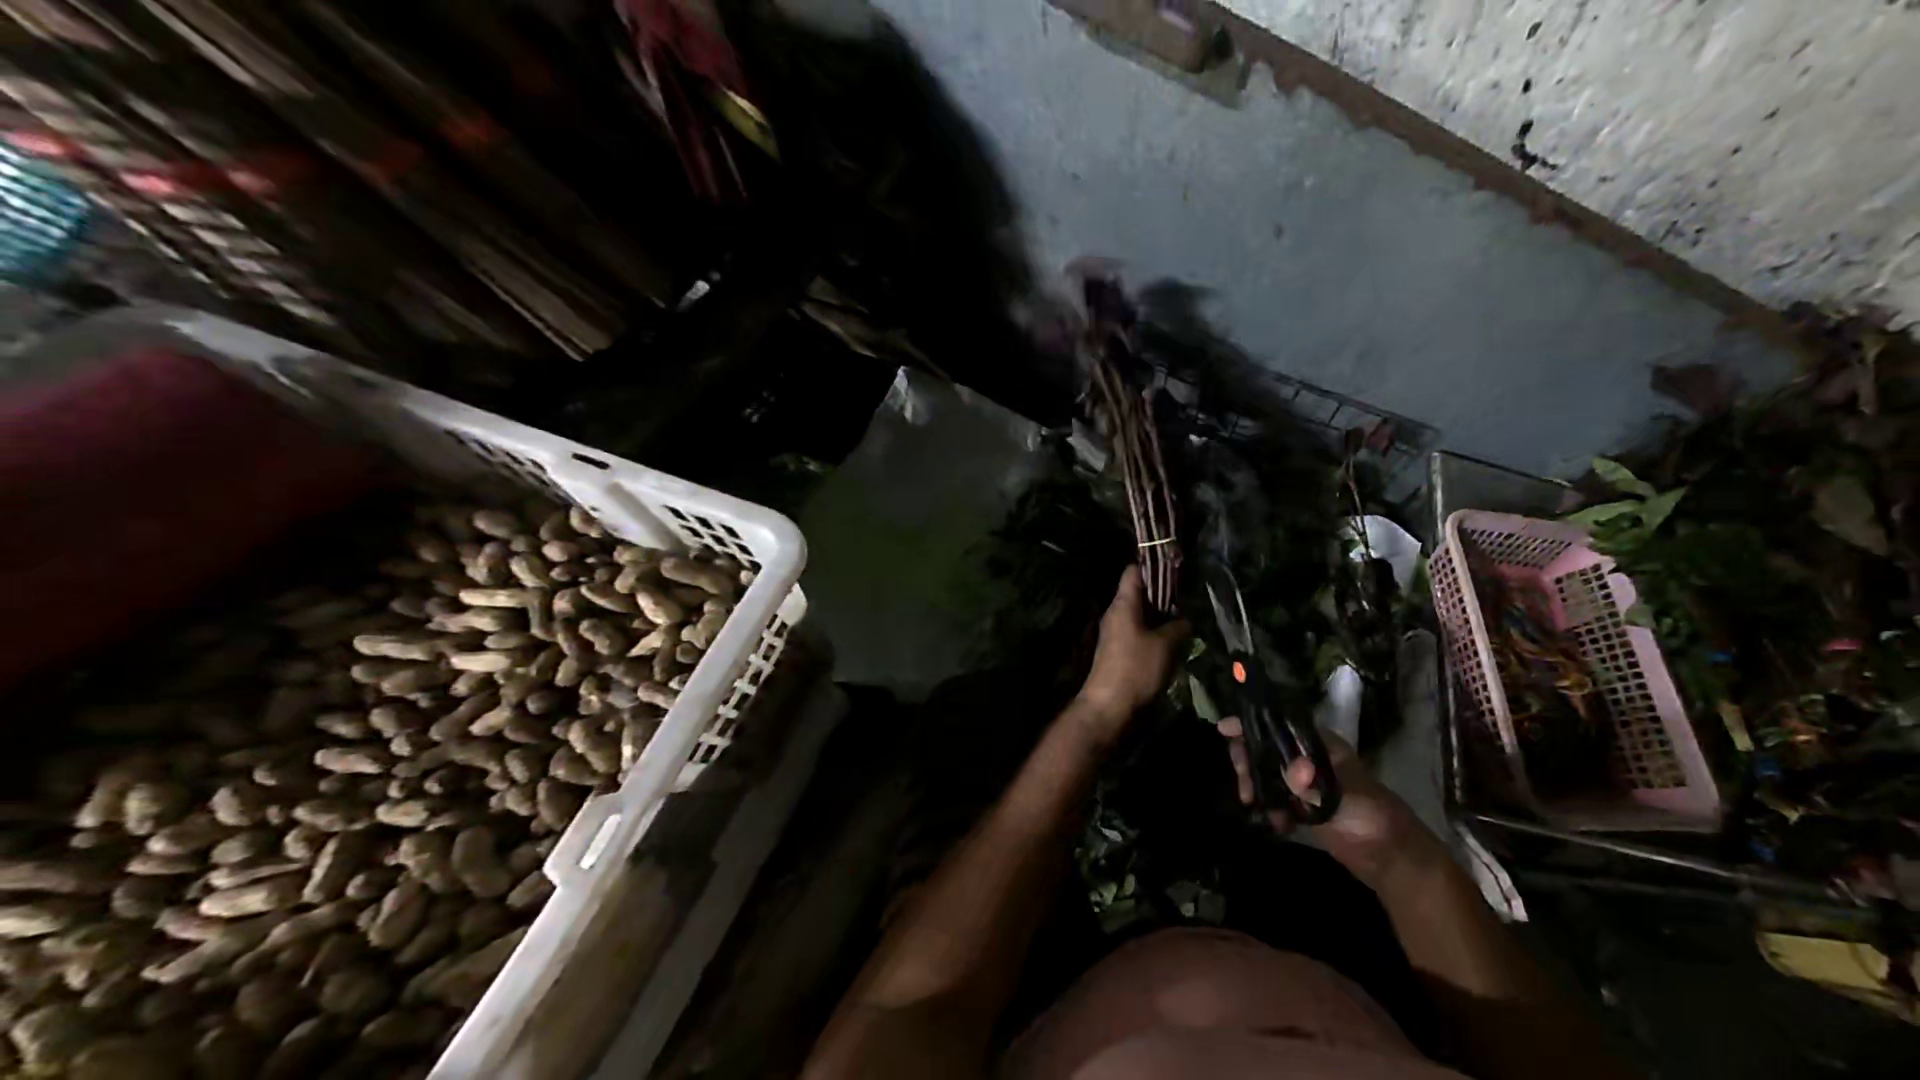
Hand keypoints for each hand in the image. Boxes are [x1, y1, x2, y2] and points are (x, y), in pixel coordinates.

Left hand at [1074, 565, 1189, 744]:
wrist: (1109, 706)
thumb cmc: (1135, 669)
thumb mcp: (1165, 644)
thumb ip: (1179, 626)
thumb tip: (1187, 618)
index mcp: (1123, 604)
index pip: (1134, 571)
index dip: (1154, 565)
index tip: (1178, 565)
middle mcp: (1116, 614)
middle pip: (1140, 592)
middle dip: (1164, 592)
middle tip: (1191, 593)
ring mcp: (1116, 633)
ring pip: (1142, 614)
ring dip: (1162, 614)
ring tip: (1189, 614)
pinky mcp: (1120, 651)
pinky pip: (1140, 632)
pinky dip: (1156, 631)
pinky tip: (1176, 638)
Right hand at [1217, 719, 1433, 885]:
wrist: (1393, 861)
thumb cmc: (1374, 816)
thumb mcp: (1346, 795)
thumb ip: (1317, 782)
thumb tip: (1293, 769)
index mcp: (1320, 745)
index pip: (1278, 724)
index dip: (1250, 723)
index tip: (1224, 730)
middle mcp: (1308, 757)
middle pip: (1265, 747)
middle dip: (1247, 762)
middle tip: (1243, 787)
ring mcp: (1304, 782)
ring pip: (1265, 773)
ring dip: (1255, 788)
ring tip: (1254, 807)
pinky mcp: (1302, 806)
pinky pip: (1274, 799)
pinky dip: (1268, 809)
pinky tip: (1274, 823)